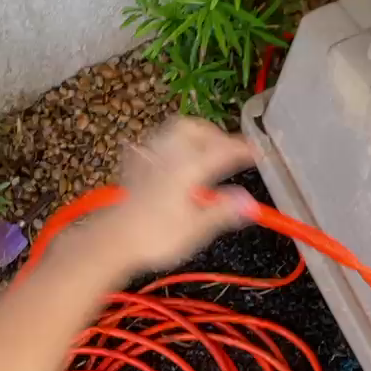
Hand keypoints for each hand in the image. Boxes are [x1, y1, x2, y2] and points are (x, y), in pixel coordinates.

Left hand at [74, 117, 257, 273]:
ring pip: (174, 130)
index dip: (242, 149)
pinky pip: (156, 144)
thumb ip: (223, 211)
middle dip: (215, 135)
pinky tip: (173, 159)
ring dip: (193, 135)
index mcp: (189, 167)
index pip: (222, 150)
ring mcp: (150, 158)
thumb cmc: (156, 237)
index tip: (257, 152)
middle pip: (195, 129)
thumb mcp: (196, 229)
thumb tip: (250, 203)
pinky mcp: (135, 167)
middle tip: (228, 151)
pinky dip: (171, 146)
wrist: (114, 240)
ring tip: (204, 151)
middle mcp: (169, 155)